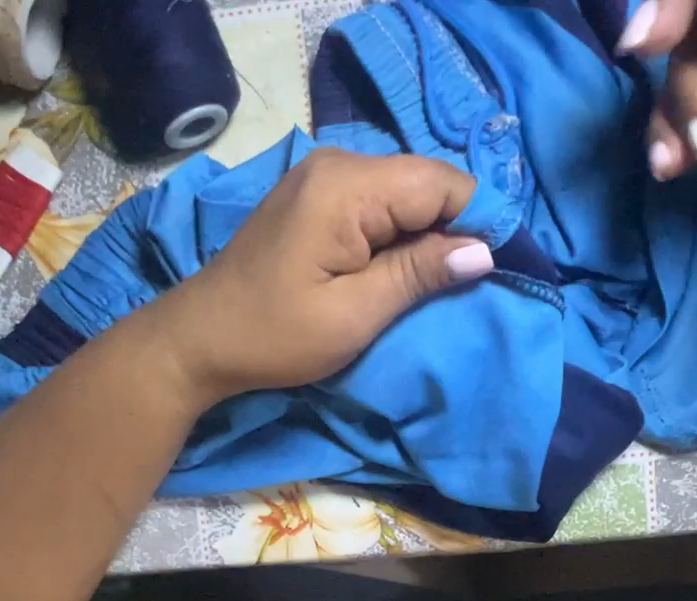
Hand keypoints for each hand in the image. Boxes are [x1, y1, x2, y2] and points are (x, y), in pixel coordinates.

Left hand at [147, 148, 492, 405]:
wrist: (198, 340)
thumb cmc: (274, 335)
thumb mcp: (353, 315)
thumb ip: (418, 275)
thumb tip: (485, 251)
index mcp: (347, 186)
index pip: (441, 183)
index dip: (478, 221)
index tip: (497, 268)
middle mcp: (337, 163)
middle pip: (424, 183)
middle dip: (454, 229)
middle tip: (467, 283)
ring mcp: (322, 177)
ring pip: (403, 194)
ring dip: (426, 235)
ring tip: (435, 283)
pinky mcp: (314, 198)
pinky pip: (377, 204)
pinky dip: (397, 235)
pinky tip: (399, 270)